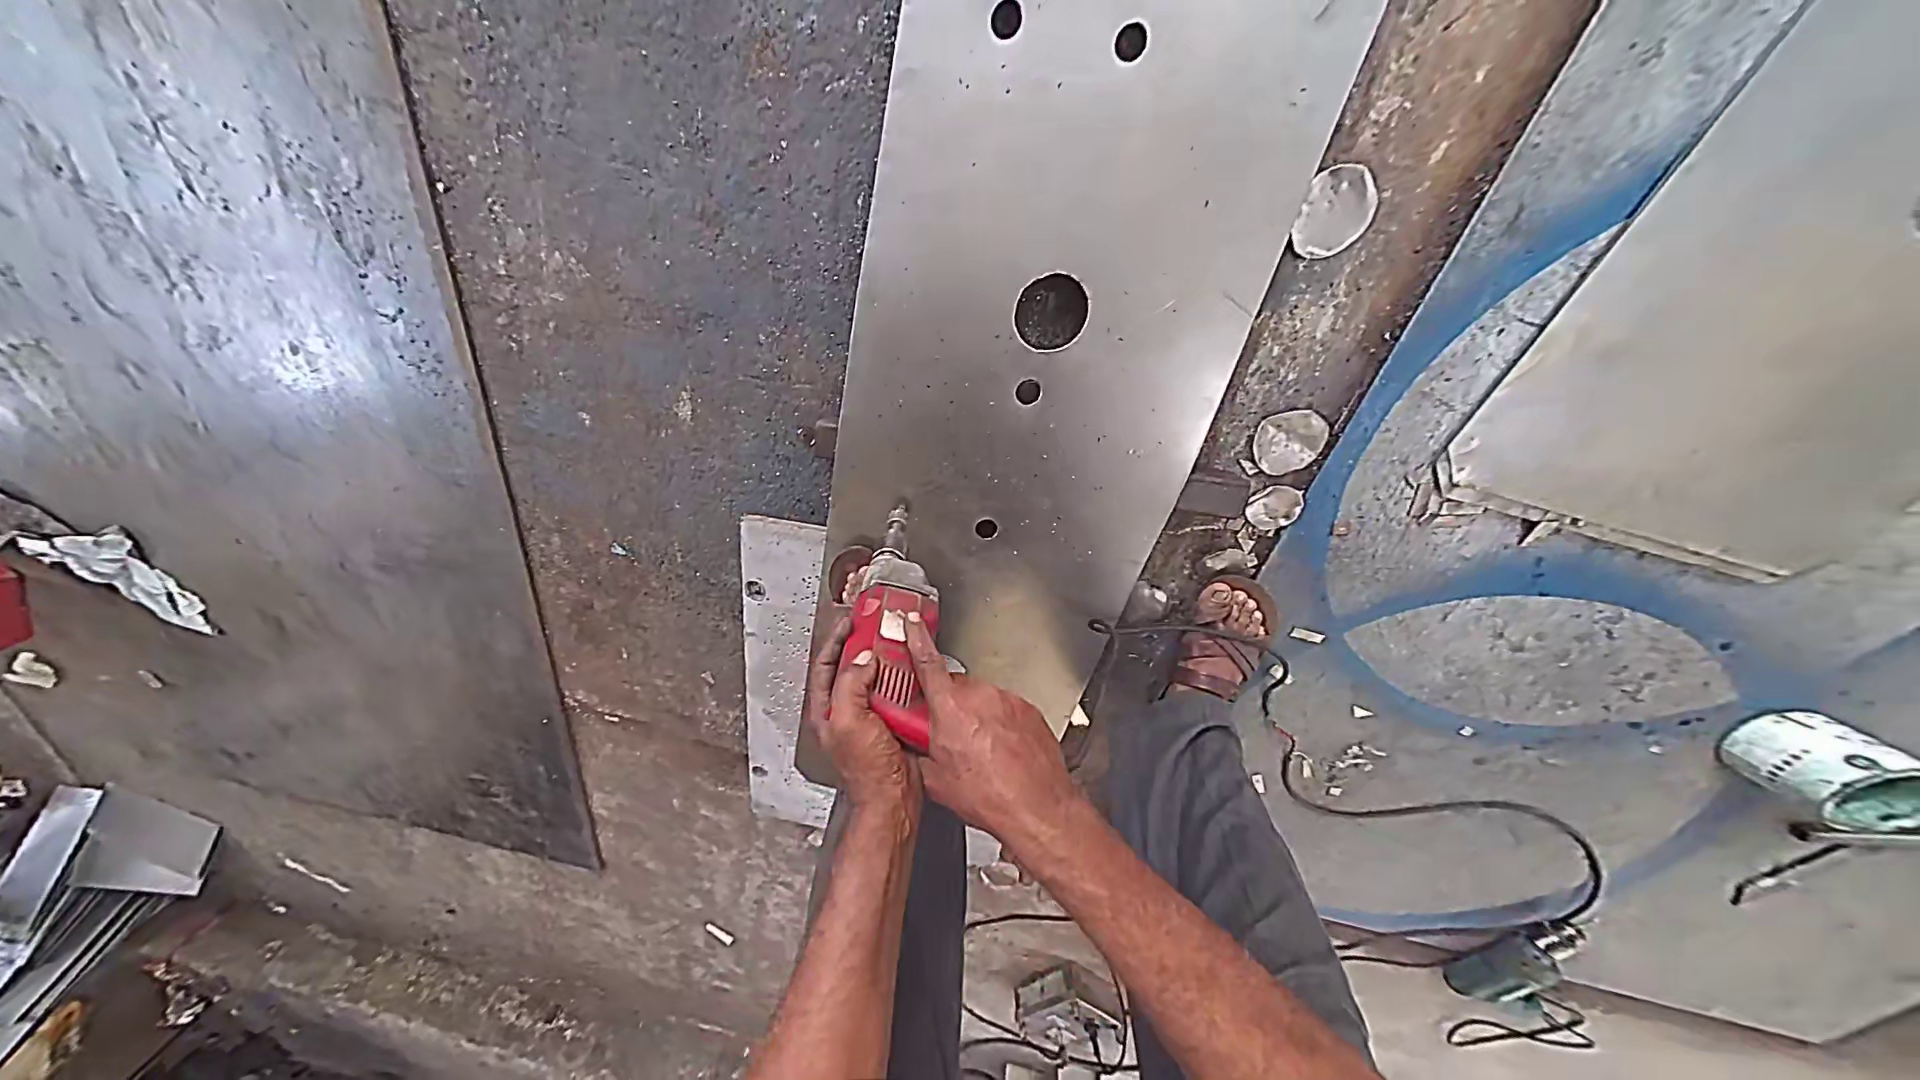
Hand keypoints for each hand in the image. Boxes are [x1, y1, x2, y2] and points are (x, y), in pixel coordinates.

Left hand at [805, 616, 921, 816]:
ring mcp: (869, 715)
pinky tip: (911, 669)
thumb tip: (862, 659)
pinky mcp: (892, 720)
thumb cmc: (867, 773)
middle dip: (863, 644)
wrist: (894, 798)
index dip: (837, 640)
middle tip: (875, 627)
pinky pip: (896, 690)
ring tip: (894, 642)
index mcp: (827, 710)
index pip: (825, 665)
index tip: (851, 622)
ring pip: (874, 676)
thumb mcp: (849, 721)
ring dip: (885, 659)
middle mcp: (846, 711)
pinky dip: (903, 676)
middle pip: (850, 667)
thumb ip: (850, 685)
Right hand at [902, 615, 1079, 845]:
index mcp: (950, 709)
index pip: (927, 663)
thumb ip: (918, 751)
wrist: (1038, 808)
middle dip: (948, 706)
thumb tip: (911, 744)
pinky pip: (1003, 708)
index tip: (912, 624)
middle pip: (954, 687)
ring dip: (975, 716)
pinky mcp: (1027, 708)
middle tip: (949, 735)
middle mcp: (979, 697)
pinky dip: (998, 723)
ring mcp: (1006, 700)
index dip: (916, 639)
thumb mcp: (937, 781)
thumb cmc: (992, 797)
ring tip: (980, 750)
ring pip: (980, 699)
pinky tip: (1000, 750)